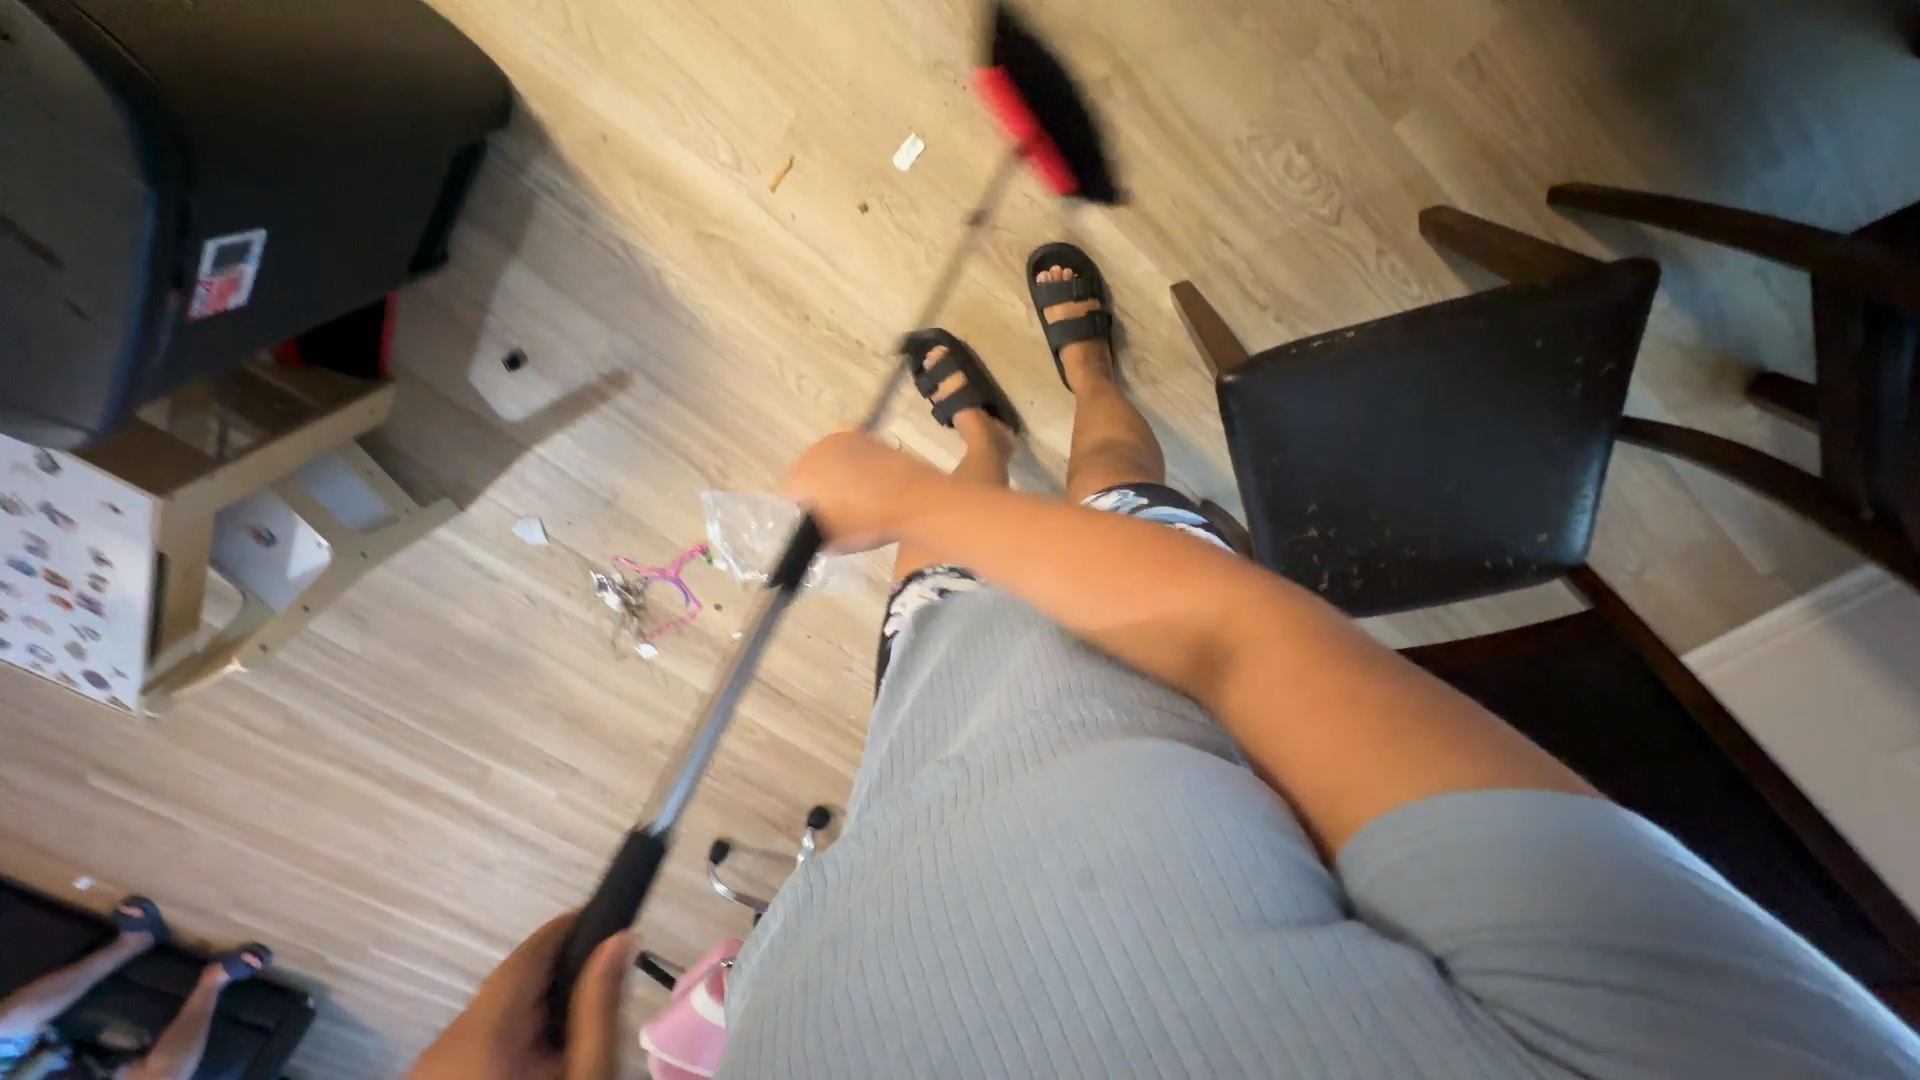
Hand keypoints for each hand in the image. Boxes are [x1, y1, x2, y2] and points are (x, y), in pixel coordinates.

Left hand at [408, 913, 633, 1079]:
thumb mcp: (589, 1078)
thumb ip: (601, 1006)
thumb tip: (620, 938)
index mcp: (481, 1039)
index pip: (524, 957)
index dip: (565, 928)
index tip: (606, 914)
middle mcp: (439, 1049)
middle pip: (507, 987)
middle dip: (556, 979)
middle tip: (603, 990)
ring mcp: (423, 1073)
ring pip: (488, 1017)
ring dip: (531, 1013)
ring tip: (571, 1039)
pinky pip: (470, 1047)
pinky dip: (505, 1043)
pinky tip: (533, 1068)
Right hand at [781, 430, 944, 551]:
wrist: (914, 499)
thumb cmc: (869, 522)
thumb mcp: (833, 541)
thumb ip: (813, 534)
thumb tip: (812, 530)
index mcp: (801, 475)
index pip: (789, 493)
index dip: (803, 511)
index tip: (819, 523)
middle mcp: (814, 450)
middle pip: (805, 471)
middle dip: (816, 488)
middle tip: (837, 510)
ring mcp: (840, 438)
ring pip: (825, 458)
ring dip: (832, 473)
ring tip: (855, 494)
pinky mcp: (864, 435)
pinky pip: (846, 444)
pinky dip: (848, 455)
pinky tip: (861, 471)